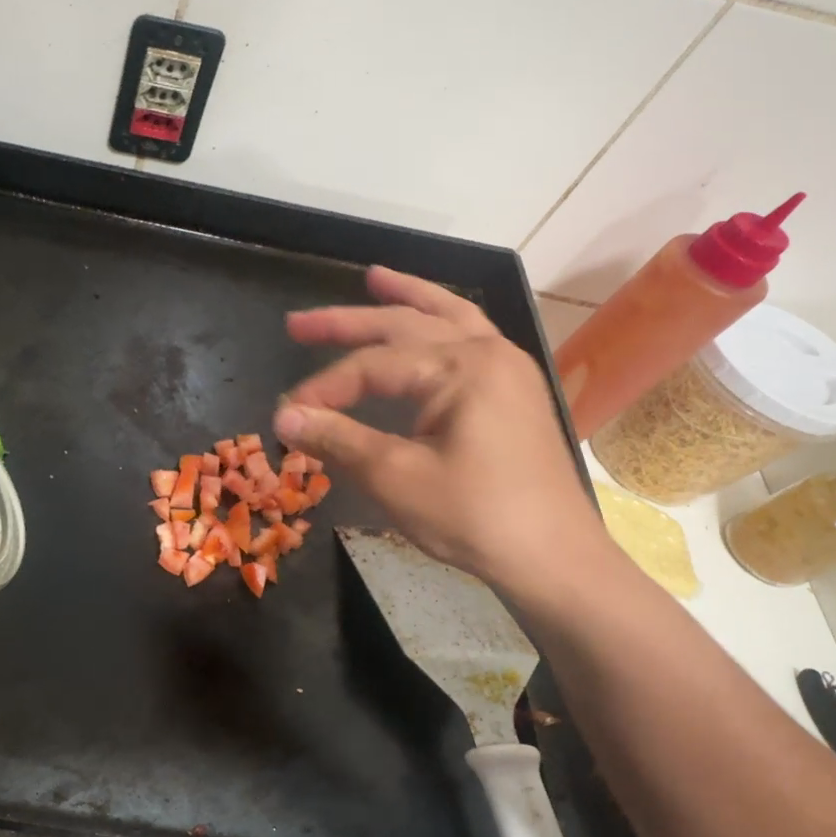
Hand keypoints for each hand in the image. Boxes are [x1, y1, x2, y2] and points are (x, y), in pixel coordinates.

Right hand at [272, 266, 608, 589]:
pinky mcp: (513, 394)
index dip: (323, 389)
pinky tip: (426, 324)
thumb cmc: (474, 516)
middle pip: (407, 325)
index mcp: (463, 367)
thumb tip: (283, 418)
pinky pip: (470, 339)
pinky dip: (440, 323)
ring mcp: (507, 371)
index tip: (286, 416)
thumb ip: (338, 439)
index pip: (373, 365)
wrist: (552, 558)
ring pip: (448, 318)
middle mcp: (489, 353)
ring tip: (373, 278)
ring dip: (406, 299)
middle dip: (348, 322)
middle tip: (297, 323)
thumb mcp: (395, 478)